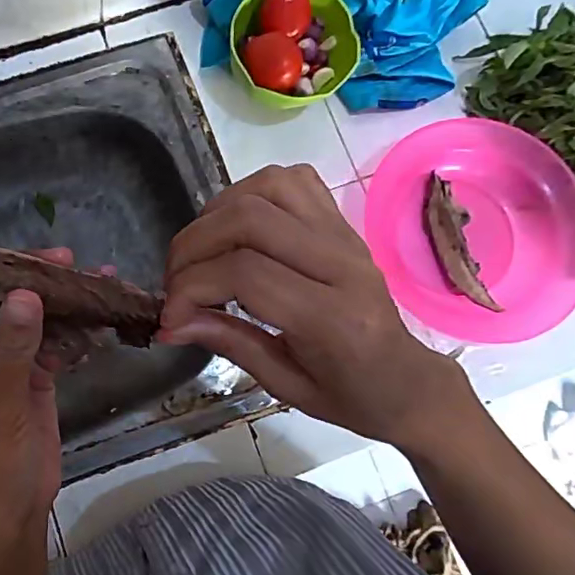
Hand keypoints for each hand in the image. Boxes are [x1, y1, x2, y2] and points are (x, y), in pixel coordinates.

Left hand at [0, 183, 63, 542]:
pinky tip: (98, 307)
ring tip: (84, 273)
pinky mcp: (27, 378)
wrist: (10, 518)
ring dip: (50, 296)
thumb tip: (25, 293)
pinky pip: (47, 342)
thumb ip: (11, 348)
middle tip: (56, 254)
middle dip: (17, 272)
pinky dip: (70, 327)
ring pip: (22, 316)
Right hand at [157, 164, 476, 452]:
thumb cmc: (348, 394)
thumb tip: (167, 322)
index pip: (244, 274)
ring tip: (200, 254)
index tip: (169, 317)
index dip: (190, 288)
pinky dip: (247, 194)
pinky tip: (233, 229)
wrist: (407, 379)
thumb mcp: (283, 384)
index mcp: (334, 318)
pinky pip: (290, 180)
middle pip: (248, 220)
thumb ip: (226, 341)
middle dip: (191, 248)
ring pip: (265, 189)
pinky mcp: (341, 221)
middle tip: (175, 282)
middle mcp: (343, 263)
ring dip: (214, 216)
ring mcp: (345, 235)